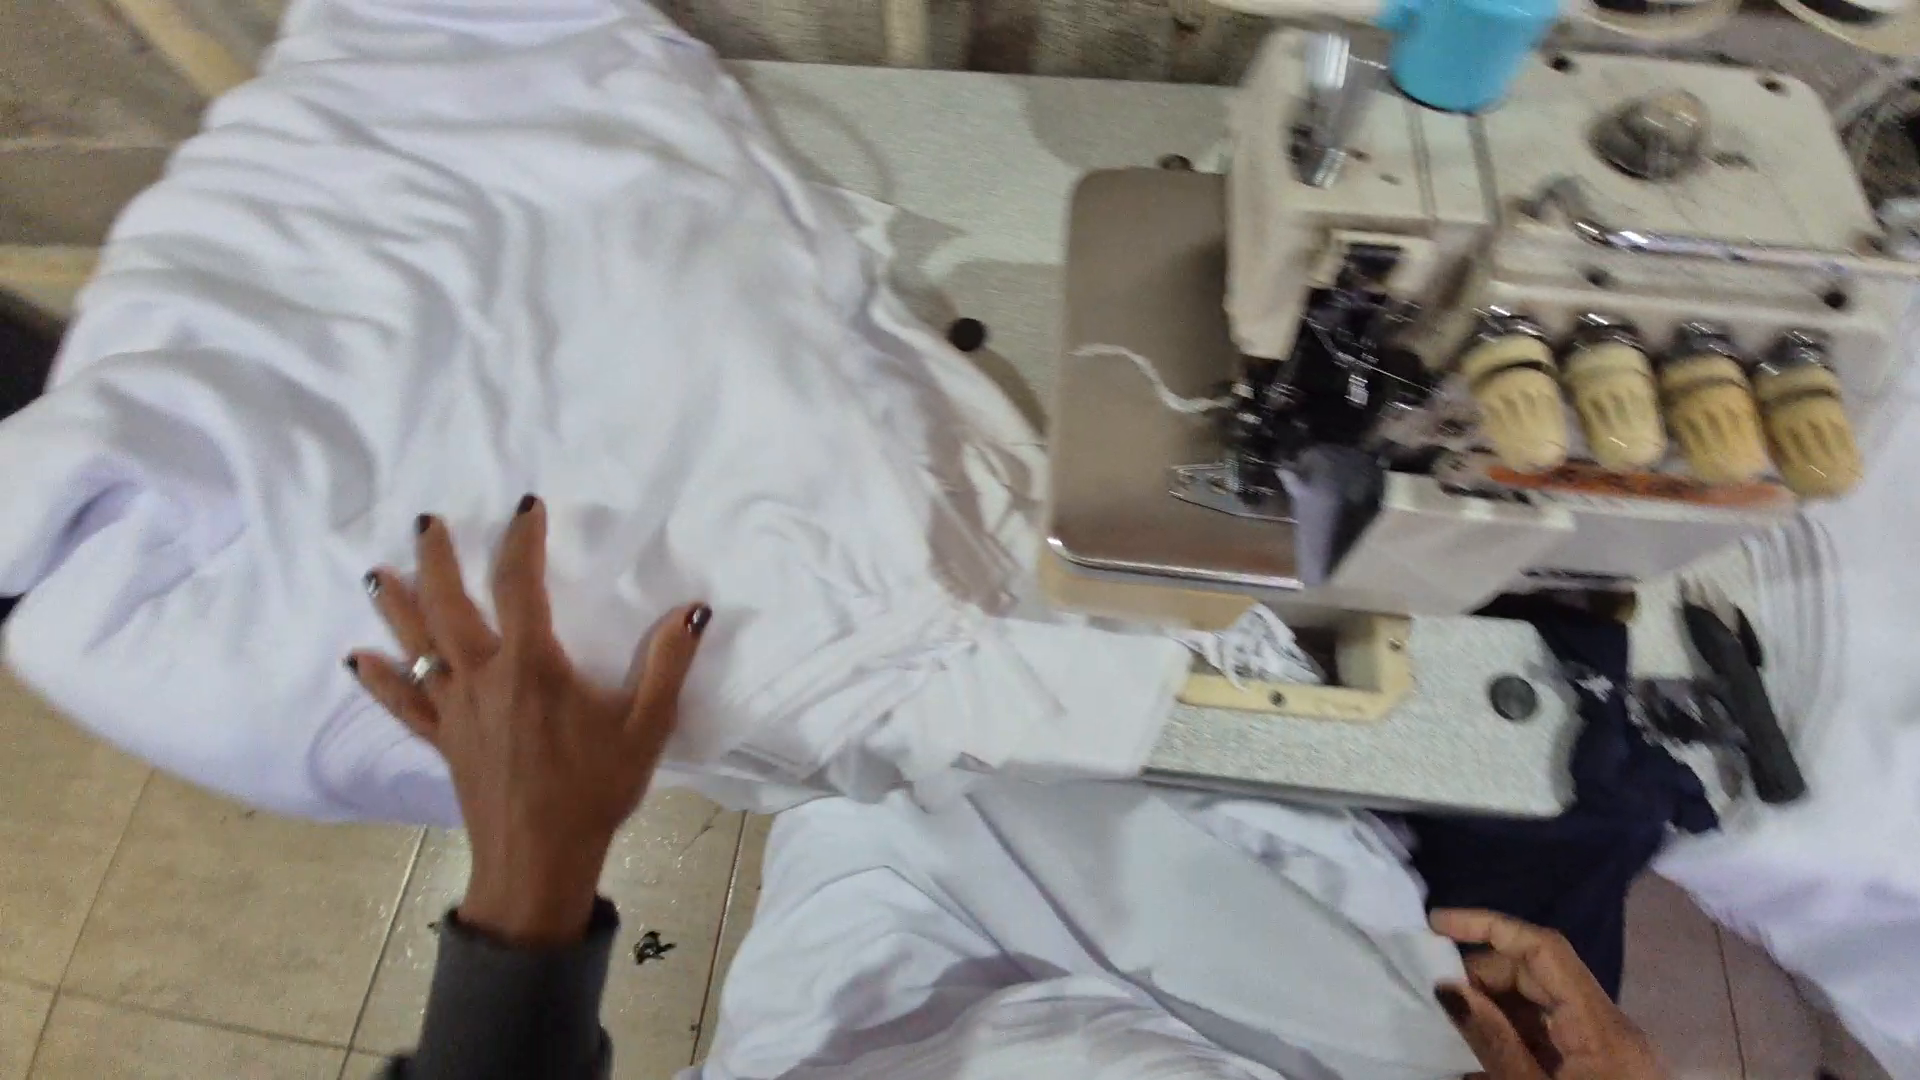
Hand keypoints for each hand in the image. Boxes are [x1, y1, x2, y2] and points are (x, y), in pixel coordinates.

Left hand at [347, 496, 709, 946]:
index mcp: (532, 667)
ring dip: (397, 607)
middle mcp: (484, 678)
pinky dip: (380, 680)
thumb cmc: (596, 789)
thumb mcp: (647, 725)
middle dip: (438, 560)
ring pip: (417, 648)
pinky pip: (404, 704)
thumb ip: (667, 664)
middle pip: (449, 608)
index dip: (522, 540)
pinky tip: (357, 660)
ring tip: (377, 572)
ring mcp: (456, 711)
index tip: (526, 505)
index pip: (521, 586)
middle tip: (427, 522)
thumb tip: (693, 610)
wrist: (540, 861)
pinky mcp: (444, 741)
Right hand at [1431, 909, 1665, 1079]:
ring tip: (1458, 1030)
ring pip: (1541, 1002)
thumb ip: (1490, 1038)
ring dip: (1495, 1005)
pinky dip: (1514, 1033)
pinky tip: (1484, 1058)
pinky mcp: (1604, 1073)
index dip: (1488, 925)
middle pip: (1538, 972)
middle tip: (1442, 996)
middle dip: (1484, 973)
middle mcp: (1613, 1030)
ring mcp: (1611, 1053)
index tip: (1435, 924)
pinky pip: (1551, 1033)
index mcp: (1605, 1029)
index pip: (1543, 948)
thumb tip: (1446, 984)